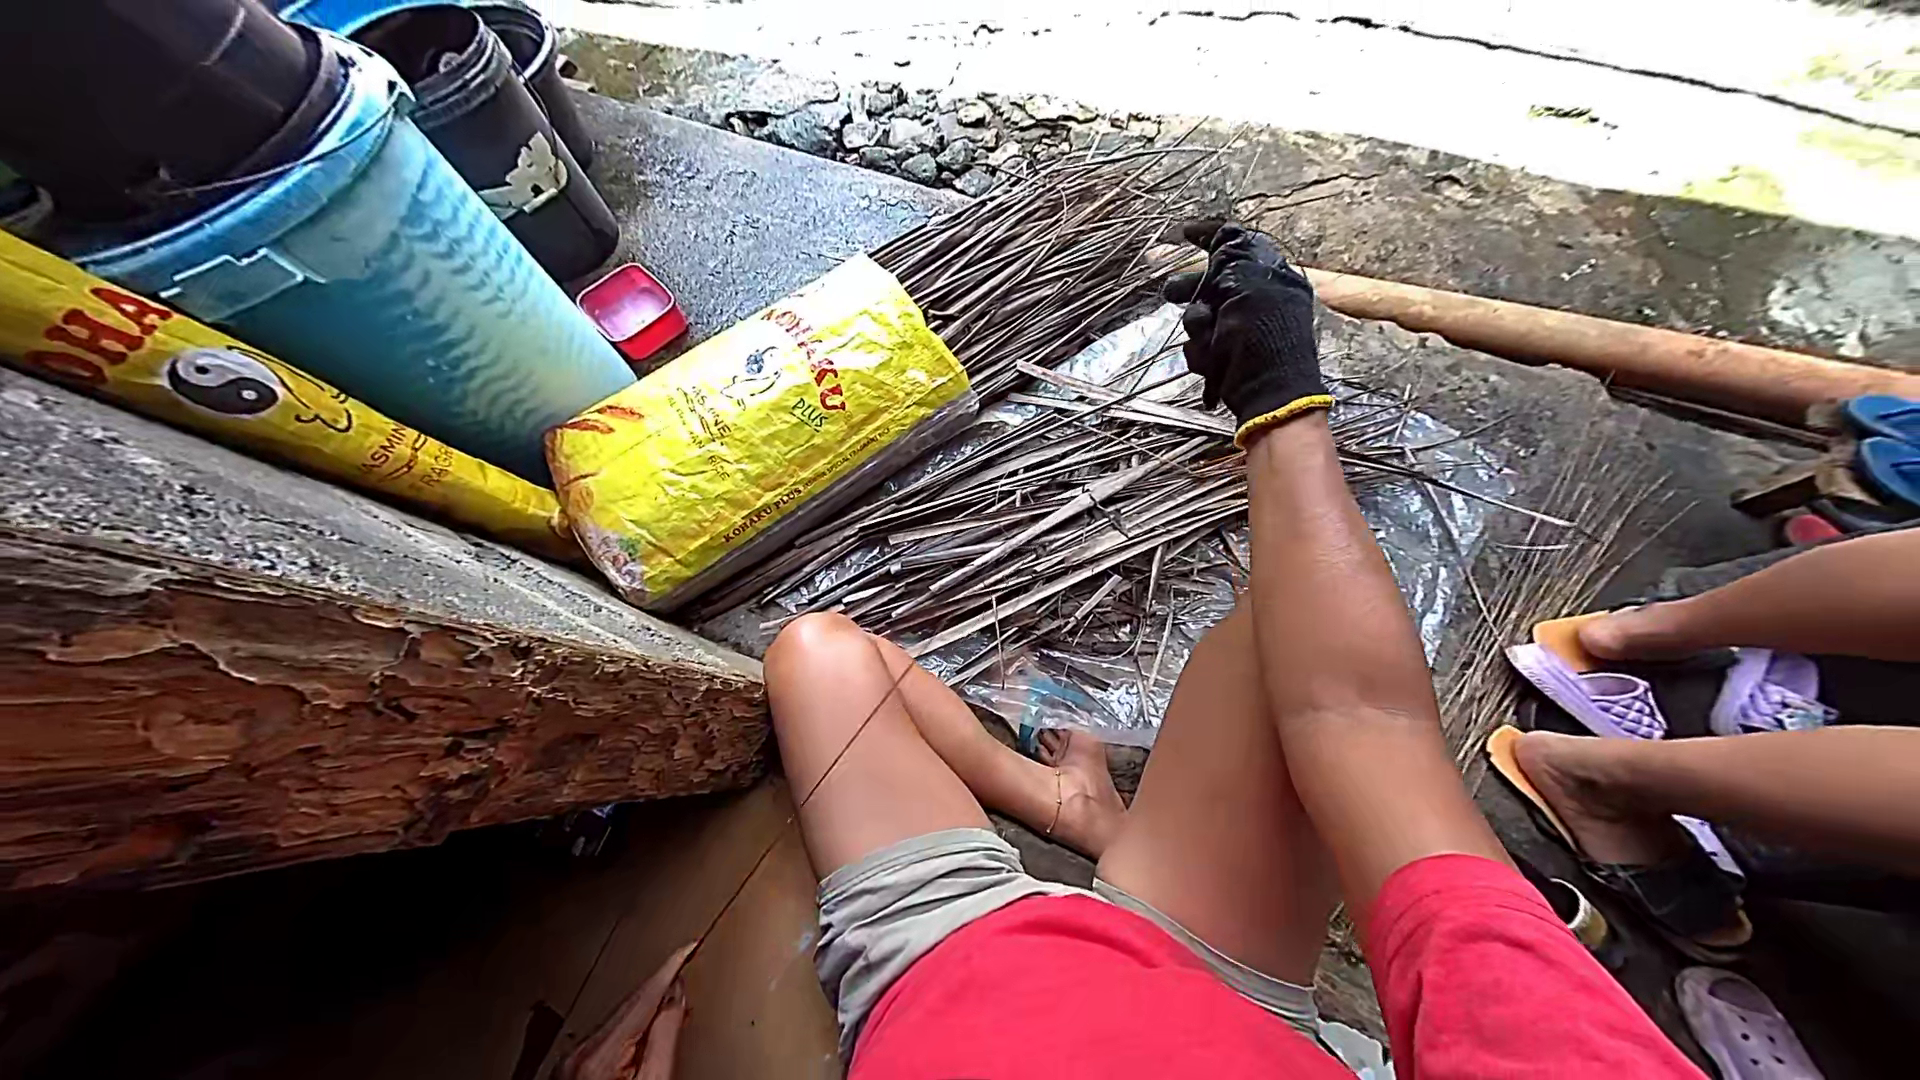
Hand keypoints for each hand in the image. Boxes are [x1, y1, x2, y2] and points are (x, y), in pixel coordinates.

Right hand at [1164, 221, 1330, 446]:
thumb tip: (1223, 233)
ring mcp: (1238, 332)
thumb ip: (1235, 256)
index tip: (1183, 233)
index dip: (1209, 237)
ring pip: (1198, 319)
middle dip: (1192, 291)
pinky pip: (1199, 347)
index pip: (1237, 246)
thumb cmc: (1264, 337)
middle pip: (1209, 285)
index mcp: (1270, 278)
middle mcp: (1254, 301)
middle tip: (1172, 294)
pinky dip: (1202, 355)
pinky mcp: (1225, 359)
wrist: (1267, 393)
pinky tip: (1213, 363)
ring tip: (1212, 344)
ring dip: (1198, 330)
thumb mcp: (1250, 285)